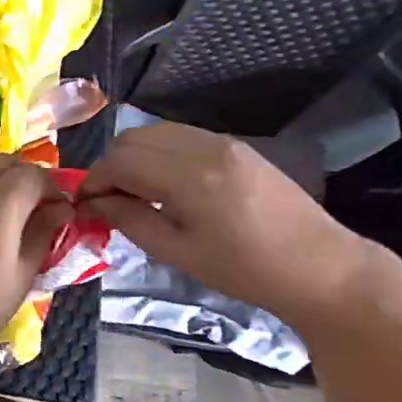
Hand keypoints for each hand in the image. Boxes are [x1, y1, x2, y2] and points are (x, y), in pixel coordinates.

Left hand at [0, 156, 70, 371]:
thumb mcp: (20, 277)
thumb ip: (41, 235)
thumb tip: (61, 209)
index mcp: (1, 204)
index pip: (35, 175)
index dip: (52, 187)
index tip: (60, 208)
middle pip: (4, 161)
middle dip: (26, 175)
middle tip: (35, 204)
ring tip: (3, 200)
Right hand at [77, 122, 374, 325]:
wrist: (318, 266)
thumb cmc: (243, 269)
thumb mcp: (178, 252)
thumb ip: (130, 220)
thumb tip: (92, 204)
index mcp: (189, 175)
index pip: (121, 160)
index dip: (94, 180)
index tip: (83, 205)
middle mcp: (204, 146)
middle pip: (135, 137)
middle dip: (111, 165)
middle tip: (106, 201)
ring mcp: (224, 142)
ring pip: (157, 132)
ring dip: (135, 157)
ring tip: (133, 194)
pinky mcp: (236, 146)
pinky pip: (182, 138)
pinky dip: (160, 154)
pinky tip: (164, 187)